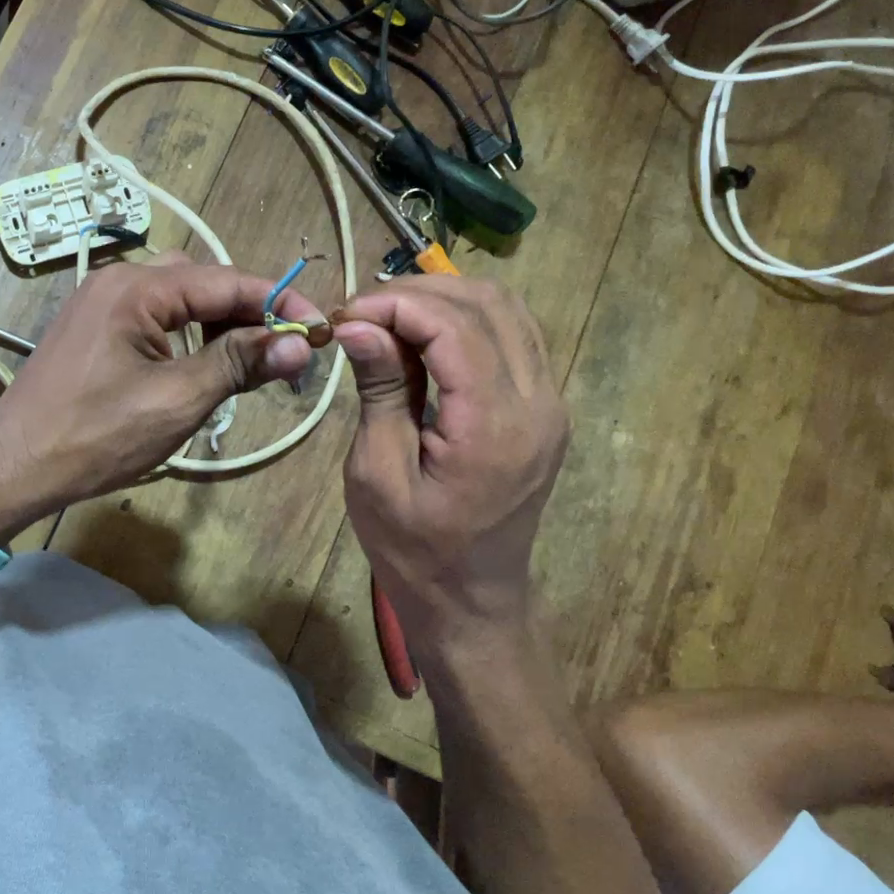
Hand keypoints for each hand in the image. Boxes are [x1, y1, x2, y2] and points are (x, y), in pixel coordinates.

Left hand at [0, 257, 321, 529]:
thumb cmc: (96, 436)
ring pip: (176, 303)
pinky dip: (183, 339)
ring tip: (246, 366)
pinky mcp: (90, 330)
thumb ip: (238, 364)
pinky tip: (199, 369)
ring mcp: (98, 304)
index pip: (226, 280)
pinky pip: (150, 321)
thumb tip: (299, 343)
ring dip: (216, 328)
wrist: (15, 467)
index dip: (278, 303)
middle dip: (246, 315)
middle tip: (281, 356)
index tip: (320, 330)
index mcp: (136, 288)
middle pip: (201, 284)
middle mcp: (116, 281)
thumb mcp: (176, 401)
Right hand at [332, 277, 568, 646]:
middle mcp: (538, 403)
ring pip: (509, 312)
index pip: (454, 326)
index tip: (343, 315)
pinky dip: (467, 323)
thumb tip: (357, 325)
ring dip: (445, 301)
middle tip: (360, 313)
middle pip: (489, 305)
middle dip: (418, 293)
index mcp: (494, 424)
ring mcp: (550, 405)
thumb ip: (381, 390)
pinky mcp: (544, 411)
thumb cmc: (412, 548)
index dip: (395, 304)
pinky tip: (423, 339)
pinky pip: (514, 339)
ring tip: (386, 318)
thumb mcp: (377, 472)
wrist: (470, 600)